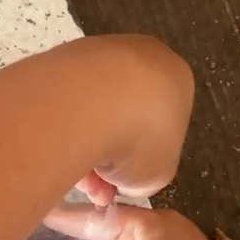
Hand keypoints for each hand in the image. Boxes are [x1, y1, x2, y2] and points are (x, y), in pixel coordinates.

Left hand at [70, 35, 194, 199]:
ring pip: (95, 111)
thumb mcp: (159, 174)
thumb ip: (149, 172)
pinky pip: (69, 103)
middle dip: (111, 157)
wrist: (88, 103)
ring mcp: (102, 52)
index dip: (145, 160)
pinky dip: (66, 129)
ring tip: (79, 176)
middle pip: (127, 117)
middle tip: (98, 186)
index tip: (126, 181)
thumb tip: (125, 174)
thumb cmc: (140, 140)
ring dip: (87, 147)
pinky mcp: (65, 55)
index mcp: (178, 79)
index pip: (164, 125)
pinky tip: (62, 150)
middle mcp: (143, 56)